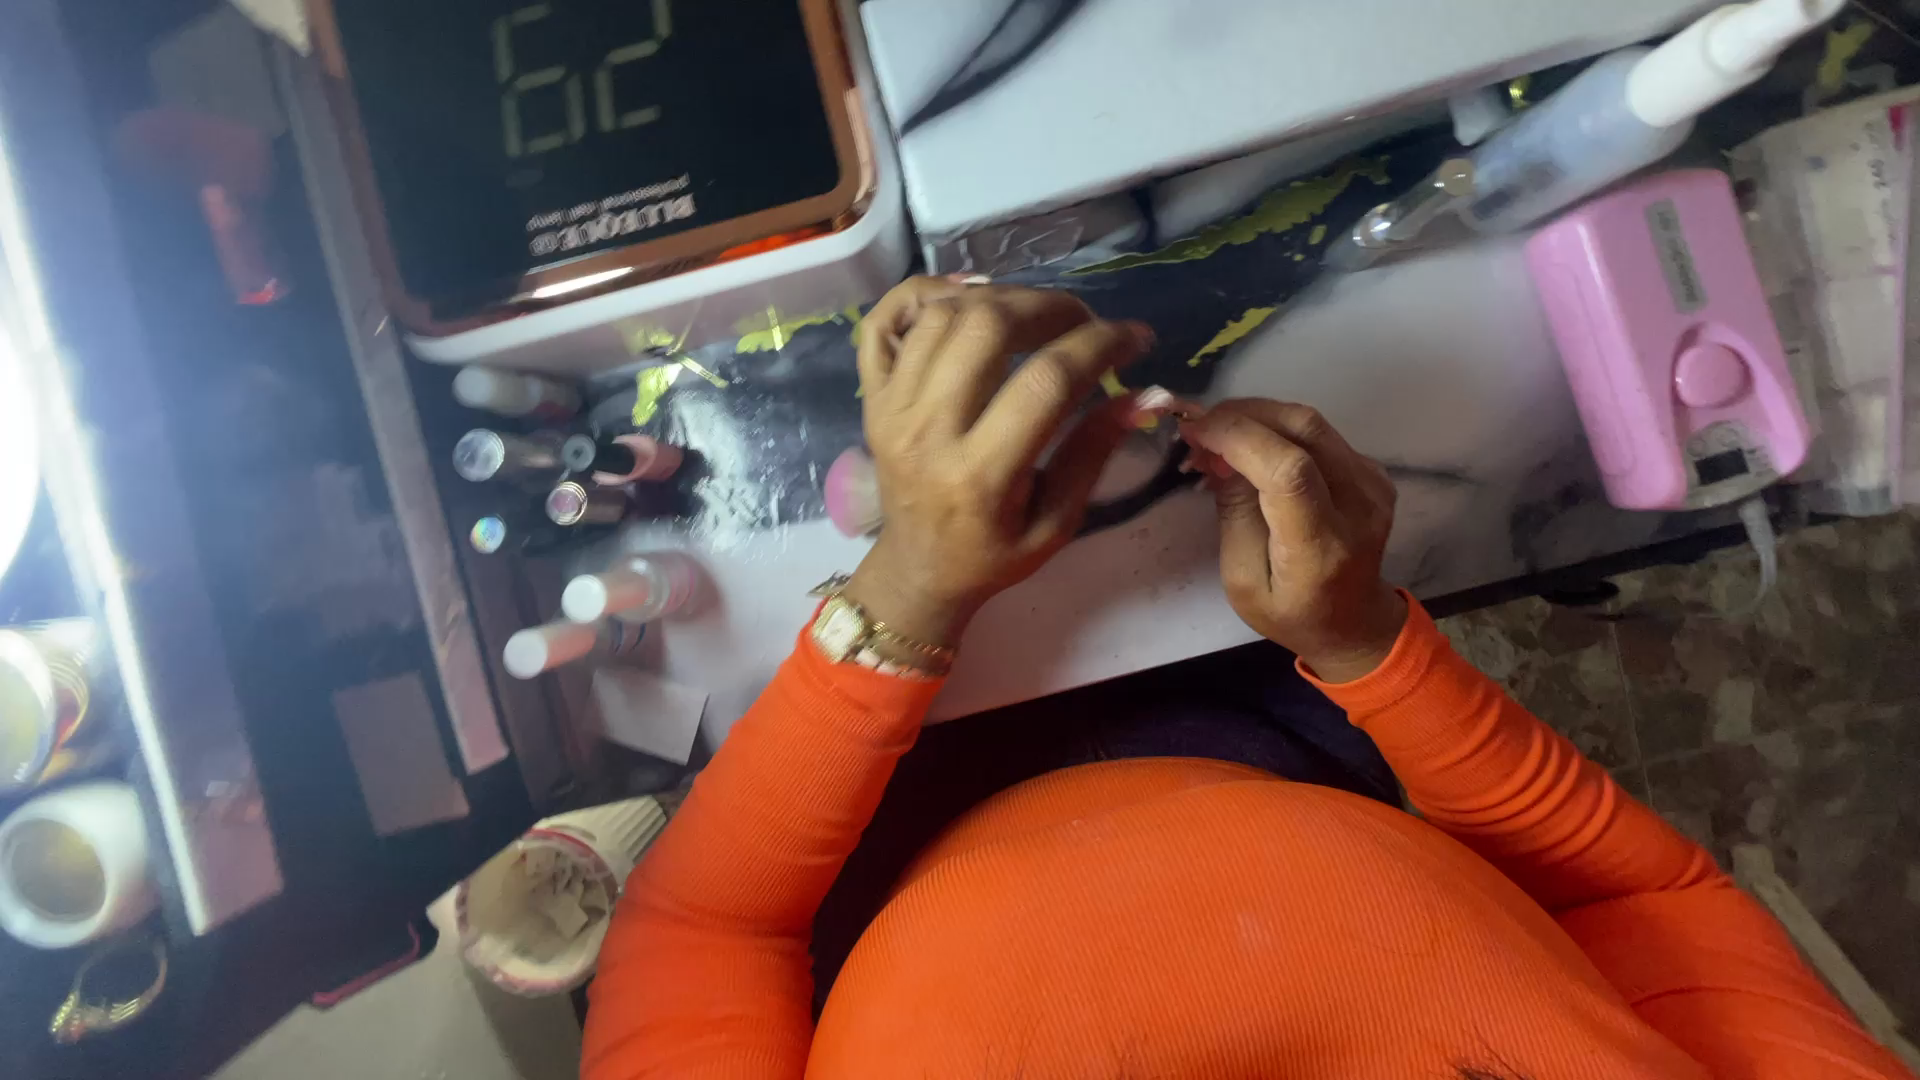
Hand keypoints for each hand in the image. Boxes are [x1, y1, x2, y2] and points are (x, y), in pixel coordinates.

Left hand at [842, 277, 1151, 647]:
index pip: (1046, 382)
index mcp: (979, 475)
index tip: (1135, 338)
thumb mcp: (1055, 522)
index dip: (1101, 345)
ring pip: (942, 314)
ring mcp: (891, 409)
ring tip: (1035, 314)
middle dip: (1050, 308)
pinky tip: (966, 297)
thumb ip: (1093, 453)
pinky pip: (883, 322)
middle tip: (1082, 322)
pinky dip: (924, 293)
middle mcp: (927, 431)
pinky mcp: (872, 398)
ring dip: (999, 297)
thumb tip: (1145, 395)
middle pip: (988, 328)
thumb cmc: (992, 554)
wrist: (918, 569)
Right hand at [1180, 400, 1407, 682]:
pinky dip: (1273, 427)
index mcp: (1323, 546)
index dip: (1238, 438)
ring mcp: (1371, 482)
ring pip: (1309, 421)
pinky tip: (1247, 445)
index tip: (1194, 432)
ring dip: (1254, 415)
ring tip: (1216, 433)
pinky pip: (1316, 432)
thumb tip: (1218, 456)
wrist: (1354, 622)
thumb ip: (1234, 515)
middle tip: (1197, 428)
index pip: (1289, 471)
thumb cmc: (1289, 612)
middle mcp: (1359, 504)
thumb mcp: (1241, 580)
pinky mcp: (1370, 470)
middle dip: (1240, 416)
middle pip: (1303, 430)